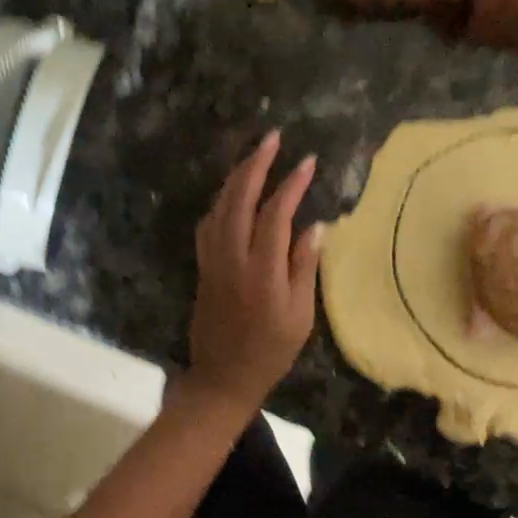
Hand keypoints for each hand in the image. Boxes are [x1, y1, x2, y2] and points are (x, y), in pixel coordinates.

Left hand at [178, 130, 323, 416]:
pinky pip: (209, 222)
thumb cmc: (270, 352)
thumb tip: (315, 226)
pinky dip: (221, 200)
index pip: (276, 214)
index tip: (308, 161)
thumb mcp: (300, 316)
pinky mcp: (203, 267)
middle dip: (256, 164)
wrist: (221, 378)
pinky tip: (233, 193)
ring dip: (237, 176)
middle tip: (273, 138)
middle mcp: (232, 258)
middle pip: (239, 199)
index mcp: (261, 271)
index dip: (292, 184)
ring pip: (219, 206)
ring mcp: (212, 261)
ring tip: (255, 155)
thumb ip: (304, 268)